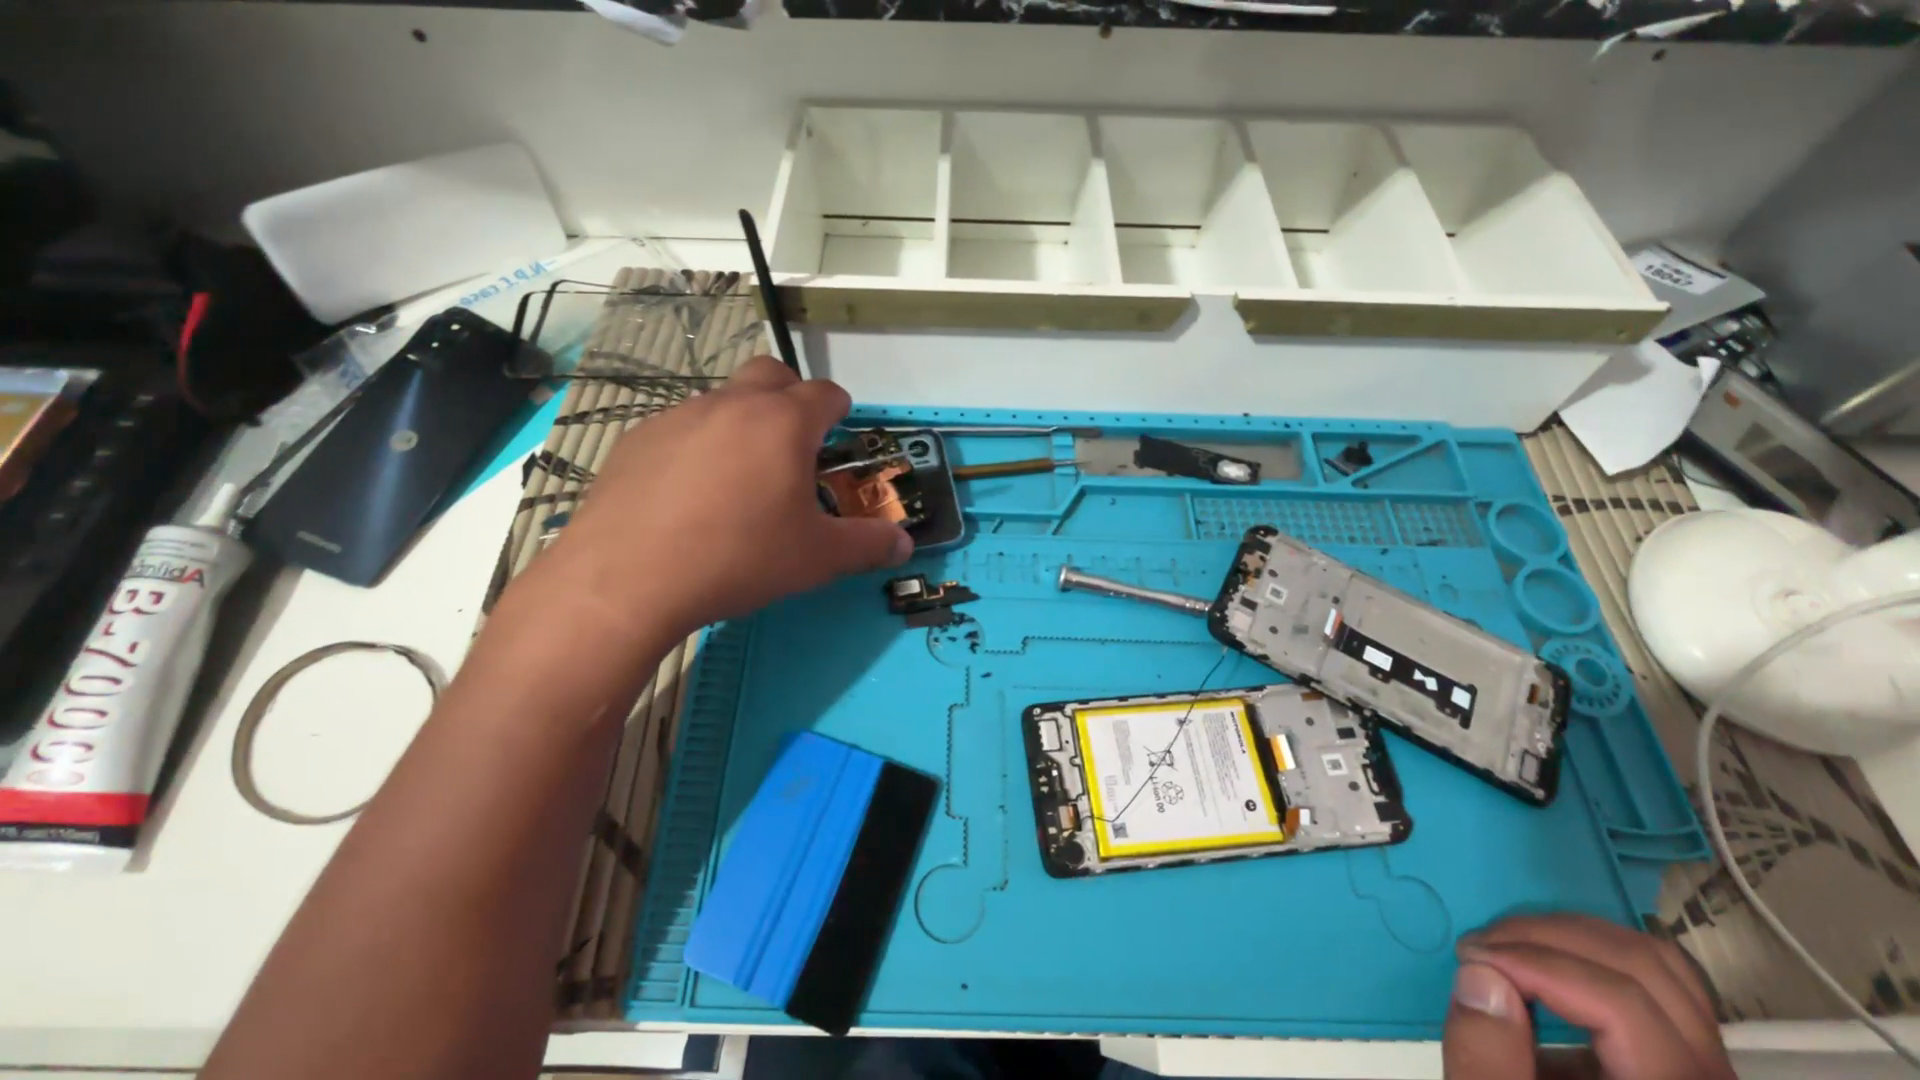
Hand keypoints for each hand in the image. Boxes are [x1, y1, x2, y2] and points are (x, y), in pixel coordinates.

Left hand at [533, 356, 912, 644]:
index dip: (838, 411)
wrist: (629, 578)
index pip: (825, 394)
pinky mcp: (637, 440)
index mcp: (783, 423)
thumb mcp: (816, 559)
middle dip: (790, 397)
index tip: (839, 434)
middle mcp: (732, 405)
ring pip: (722, 400)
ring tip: (738, 479)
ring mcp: (678, 417)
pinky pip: (680, 429)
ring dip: (741, 423)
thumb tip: (905, 543)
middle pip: (771, 374)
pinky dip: (696, 447)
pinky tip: (687, 497)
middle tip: (793, 445)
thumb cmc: (739, 559)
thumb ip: (867, 545)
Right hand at [1444, 914, 1734, 1079]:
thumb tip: (1480, 973)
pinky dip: (1593, 962)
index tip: (1469, 957)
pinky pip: (1659, 988)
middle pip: (1648, 970)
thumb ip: (1488, 1064)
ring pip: (1661, 967)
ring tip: (1505, 952)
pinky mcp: (1684, 1065)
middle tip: (1479, 948)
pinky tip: (1538, 973)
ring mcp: (1708, 1075)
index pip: (1621, 1004)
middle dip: (1550, 940)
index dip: (1539, 964)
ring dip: (1571, 941)